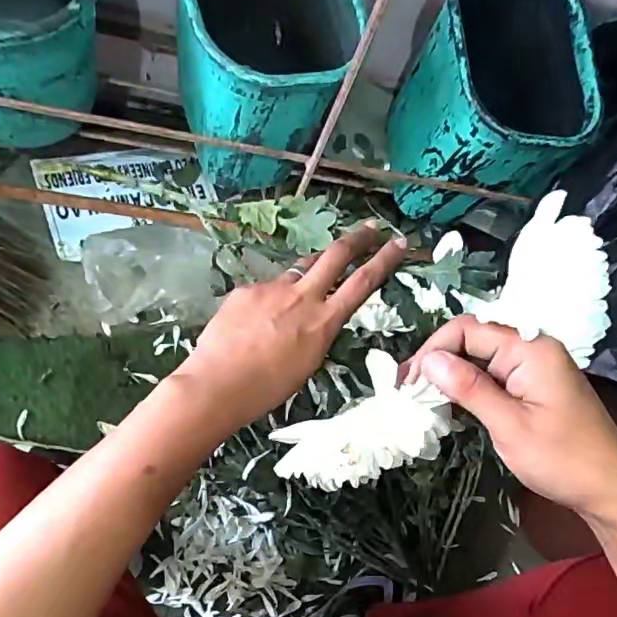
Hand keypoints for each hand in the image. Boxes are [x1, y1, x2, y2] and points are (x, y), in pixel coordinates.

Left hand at [173, 223, 405, 432]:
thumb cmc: (266, 389)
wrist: (218, 385)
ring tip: (304, 288)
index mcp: (323, 322)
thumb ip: (317, 333)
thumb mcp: (307, 364)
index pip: (362, 283)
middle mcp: (302, 297)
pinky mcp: (246, 290)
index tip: (398, 243)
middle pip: (336, 255)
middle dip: (358, 238)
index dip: (384, 260)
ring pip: (298, 271)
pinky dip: (267, 301)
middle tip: (370, 228)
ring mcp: (272, 289)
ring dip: (307, 274)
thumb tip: (316, 316)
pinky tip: (253, 322)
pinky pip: (265, 290)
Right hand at [406, 316, 616, 522]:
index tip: (407, 383)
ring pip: (479, 358)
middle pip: (472, 339)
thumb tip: (429, 360)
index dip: (432, 350)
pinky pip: (492, 375)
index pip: (467, 330)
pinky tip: (448, 406)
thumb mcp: (509, 425)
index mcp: (531, 350)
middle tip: (406, 393)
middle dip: (436, 362)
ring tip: (420, 400)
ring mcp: (534, 368)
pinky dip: (467, 387)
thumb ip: (469, 388)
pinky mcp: (532, 387)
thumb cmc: (562, 460)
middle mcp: (533, 349)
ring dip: (449, 376)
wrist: (611, 488)